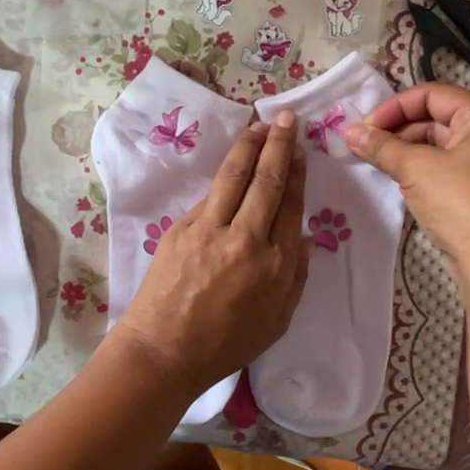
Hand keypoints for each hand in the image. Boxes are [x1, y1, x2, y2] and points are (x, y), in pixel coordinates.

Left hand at [111, 113, 310, 399]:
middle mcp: (246, 239)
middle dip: (279, 146)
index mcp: (276, 265)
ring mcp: (210, 229)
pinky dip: (225, 178)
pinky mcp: (182, 228)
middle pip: (266, 181)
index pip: (291, 206)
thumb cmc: (224, 345)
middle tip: (287, 119)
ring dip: (249, 147)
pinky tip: (233, 166)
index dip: (297, 174)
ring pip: (234, 177)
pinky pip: (210, 197)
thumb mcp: (277, 322)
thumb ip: (296, 278)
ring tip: (260, 126)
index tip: (302, 151)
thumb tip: (305, 238)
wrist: (164, 350)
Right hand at [337, 85, 469, 288]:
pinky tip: (410, 186)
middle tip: (369, 149)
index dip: (394, 107)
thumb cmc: (462, 205)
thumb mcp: (415, 169)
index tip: (365, 129)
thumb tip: (349, 131)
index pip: (433, 94)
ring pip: (450, 146)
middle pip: (442, 118)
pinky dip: (433, 170)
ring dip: (413, 152)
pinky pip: (461, 169)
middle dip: (401, 131)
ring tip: (384, 168)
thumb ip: (381, 146)